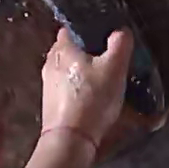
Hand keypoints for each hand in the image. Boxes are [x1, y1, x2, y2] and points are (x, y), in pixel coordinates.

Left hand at [39, 29, 131, 152]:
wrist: (70, 139)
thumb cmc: (91, 98)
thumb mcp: (114, 69)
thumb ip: (119, 45)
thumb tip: (120, 30)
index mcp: (62, 48)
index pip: (71, 28)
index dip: (87, 29)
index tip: (103, 36)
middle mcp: (50, 62)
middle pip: (70, 49)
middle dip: (86, 51)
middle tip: (107, 57)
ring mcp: (48, 83)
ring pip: (68, 68)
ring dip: (82, 70)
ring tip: (102, 77)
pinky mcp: (50, 101)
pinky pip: (66, 86)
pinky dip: (77, 86)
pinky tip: (90, 95)